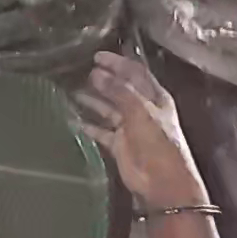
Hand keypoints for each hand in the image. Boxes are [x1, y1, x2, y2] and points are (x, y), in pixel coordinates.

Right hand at [77, 52, 209, 208]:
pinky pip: (101, 131)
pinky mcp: (119, 144)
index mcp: (154, 97)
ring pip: (108, 109)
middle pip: (120, 89)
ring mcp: (130, 127)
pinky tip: (75, 119)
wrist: (162, 181)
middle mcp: (142, 109)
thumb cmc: (158, 142)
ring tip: (74, 93)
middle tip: (84, 73)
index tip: (97, 56)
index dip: (117, 63)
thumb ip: (118, 91)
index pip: (135, 73)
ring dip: (93, 101)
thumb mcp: (140, 111)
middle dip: (103, 80)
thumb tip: (96, 74)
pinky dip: (89, 125)